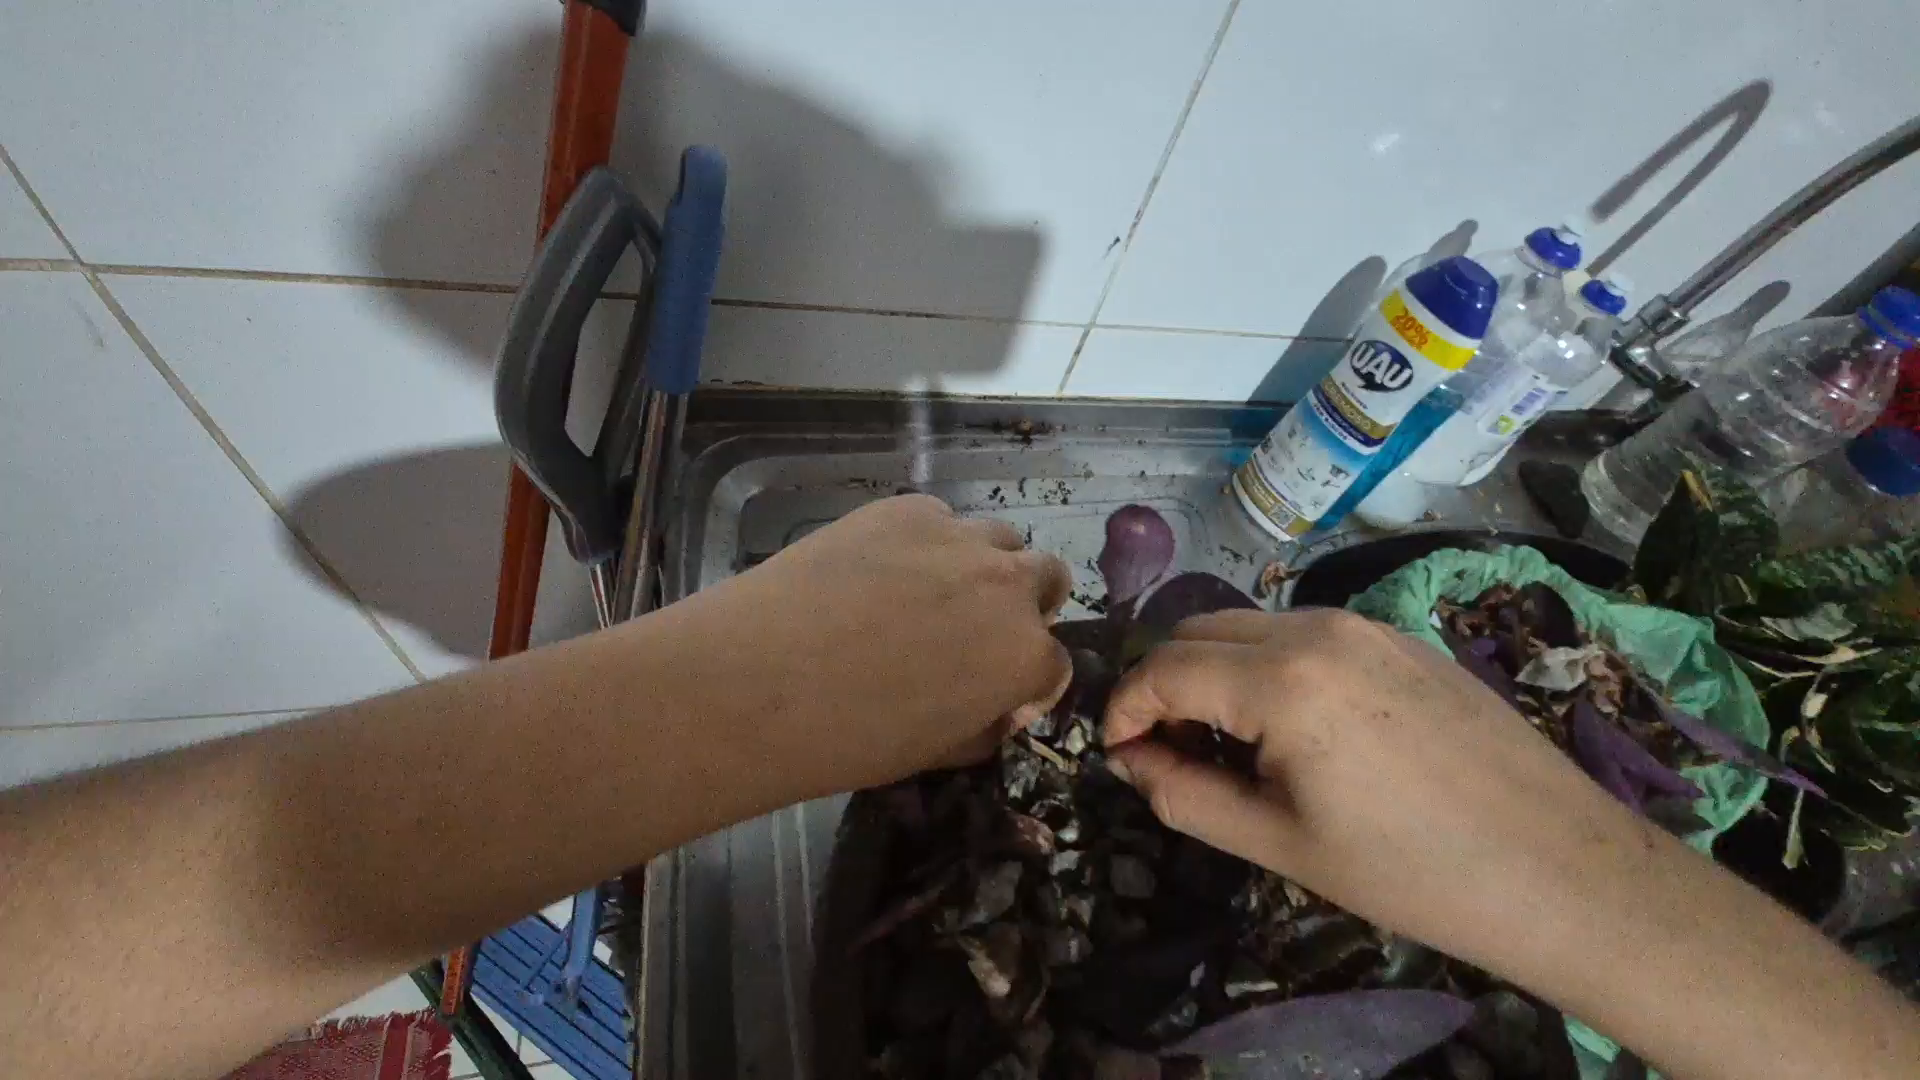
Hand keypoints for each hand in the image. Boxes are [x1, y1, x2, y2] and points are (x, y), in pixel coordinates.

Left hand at [692, 494, 1072, 797]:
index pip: (1056, 663)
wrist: (759, 680)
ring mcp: (957, 538)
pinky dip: (928, 542)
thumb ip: (984, 725)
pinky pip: (939, 519)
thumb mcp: (936, 752)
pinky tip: (881, 569)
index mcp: (1024, 654)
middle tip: (979, 628)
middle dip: (1028, 604)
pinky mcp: (905, 509)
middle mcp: (1008, 586)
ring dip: (985, 564)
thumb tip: (996, 708)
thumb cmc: (850, 738)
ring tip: (933, 590)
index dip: (1031, 680)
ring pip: (1000, 539)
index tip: (1001, 689)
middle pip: (1048, 577)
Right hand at [1101, 607, 1647, 967]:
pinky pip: (1297, 633)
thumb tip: (1127, 758)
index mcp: (1282, 680)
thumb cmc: (1414, 873)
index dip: (1124, 709)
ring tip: (1231, 744)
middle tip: (1170, 751)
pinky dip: (1263, 666)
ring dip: (1212, 673)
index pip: (1163, 671)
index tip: (1119, 753)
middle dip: (1163, 686)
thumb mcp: (1277, 845)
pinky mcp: (1394, 635)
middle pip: (1195, 632)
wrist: (1572, 875)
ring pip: (1244, 627)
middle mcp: (1314, 629)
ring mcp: (1360, 624)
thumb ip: (1181, 795)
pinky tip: (1292, 727)